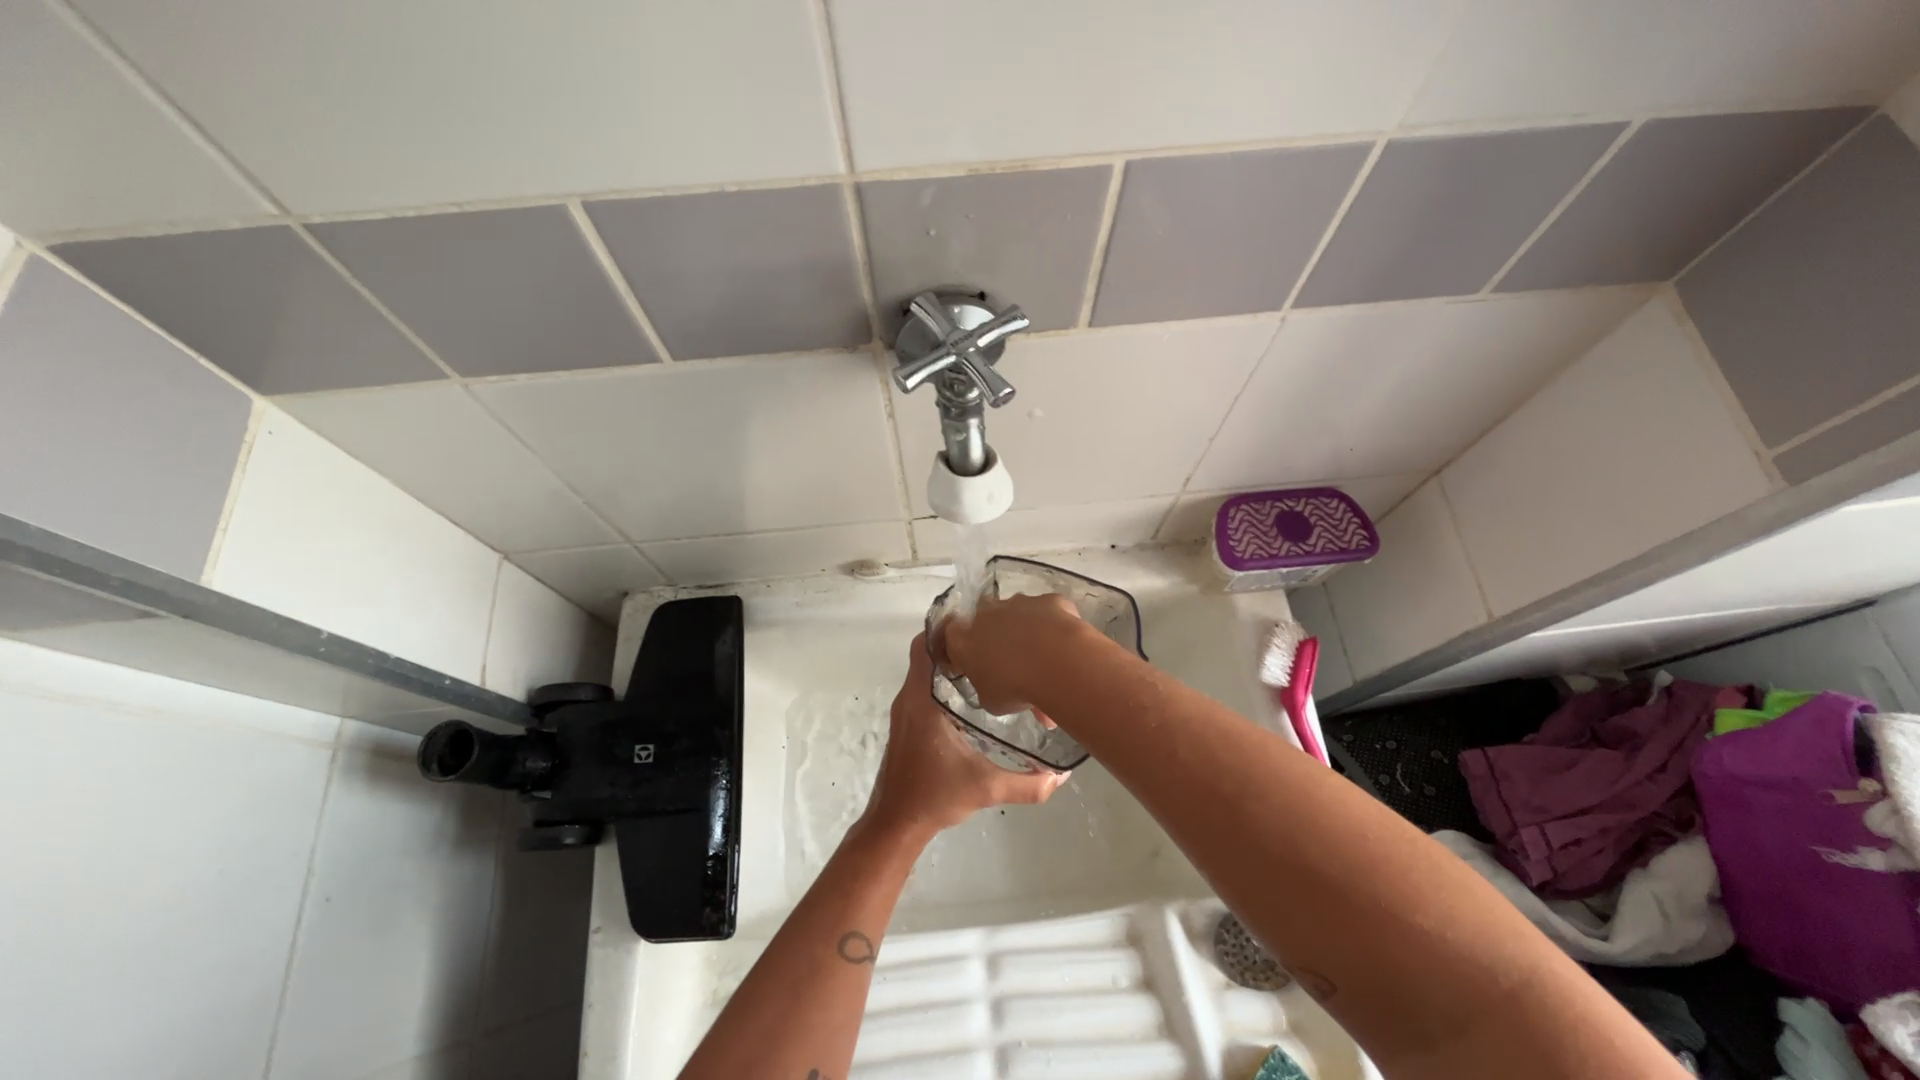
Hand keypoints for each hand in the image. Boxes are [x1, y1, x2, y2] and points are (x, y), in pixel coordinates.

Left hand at [863, 633, 1065, 838]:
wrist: (896, 824)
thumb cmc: (934, 798)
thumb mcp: (986, 788)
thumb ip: (1027, 784)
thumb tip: (1062, 776)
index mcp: (922, 701)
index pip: (923, 646)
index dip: (946, 630)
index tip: (978, 626)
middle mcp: (910, 699)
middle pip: (927, 654)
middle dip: (958, 646)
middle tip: (995, 645)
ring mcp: (906, 711)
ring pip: (925, 672)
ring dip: (951, 665)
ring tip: (991, 665)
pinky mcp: (907, 724)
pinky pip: (924, 689)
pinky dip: (944, 683)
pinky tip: (974, 696)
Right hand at [937, 593, 1094, 715]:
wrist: (1057, 664)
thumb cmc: (1015, 687)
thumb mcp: (991, 701)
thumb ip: (985, 686)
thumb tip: (993, 684)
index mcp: (963, 640)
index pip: (951, 635)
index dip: (963, 647)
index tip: (973, 661)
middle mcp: (987, 614)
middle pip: (985, 619)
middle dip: (995, 634)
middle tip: (1010, 659)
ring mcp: (1019, 603)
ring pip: (1018, 613)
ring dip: (1026, 629)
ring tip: (1044, 657)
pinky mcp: (1049, 599)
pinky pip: (1049, 612)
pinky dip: (1054, 625)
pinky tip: (1065, 646)